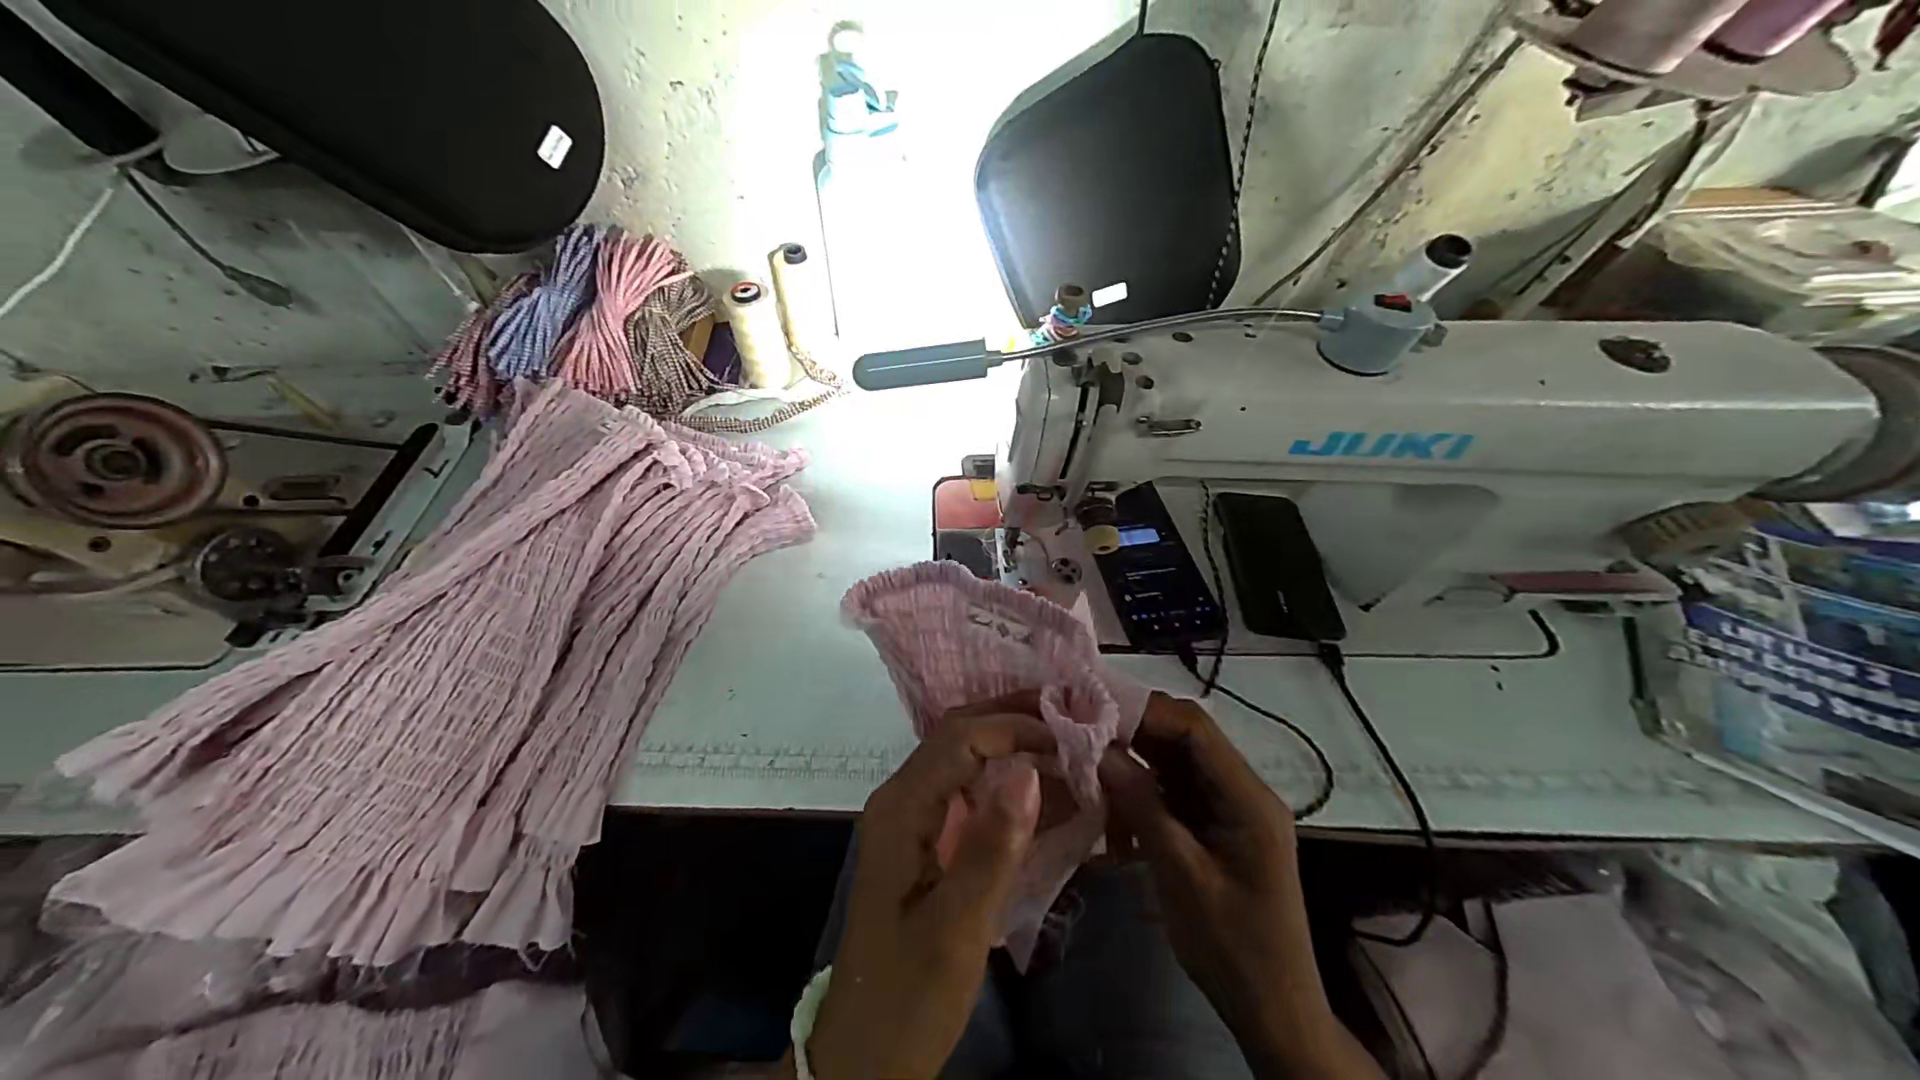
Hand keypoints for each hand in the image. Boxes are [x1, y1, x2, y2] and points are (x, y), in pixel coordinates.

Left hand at [807, 702, 1050, 1079]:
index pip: (960, 738)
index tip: (1072, 738)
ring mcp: (909, 819)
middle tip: (1072, 720)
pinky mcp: (922, 841)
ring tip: (1066, 749)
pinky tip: (1042, 794)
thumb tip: (1028, 769)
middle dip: (1013, 720)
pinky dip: (1004, 781)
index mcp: (901, 809)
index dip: (1016, 727)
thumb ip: (992, 847)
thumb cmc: (910, 994)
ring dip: (1011, 745)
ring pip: (962, 759)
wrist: (865, 1053)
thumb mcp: (956, 928)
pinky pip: (965, 791)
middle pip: (957, 735)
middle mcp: (900, 799)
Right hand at [1099, 693, 1382, 1079]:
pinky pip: (1173, 790)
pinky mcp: (1213, 825)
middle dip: (1132, 732)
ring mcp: (1227, 807)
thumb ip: (1144, 809)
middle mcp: (1242, 791)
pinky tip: (1111, 811)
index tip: (1091, 713)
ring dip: (1133, 763)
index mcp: (1248, 799)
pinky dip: (1140, 793)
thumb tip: (1100, 750)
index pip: (1195, 729)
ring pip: (1174, 761)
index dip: (1144, 712)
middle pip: (1184, 738)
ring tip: (1088, 769)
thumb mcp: (1183, 878)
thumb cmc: (1233, 948)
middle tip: (1080, 734)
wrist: (1274, 1010)